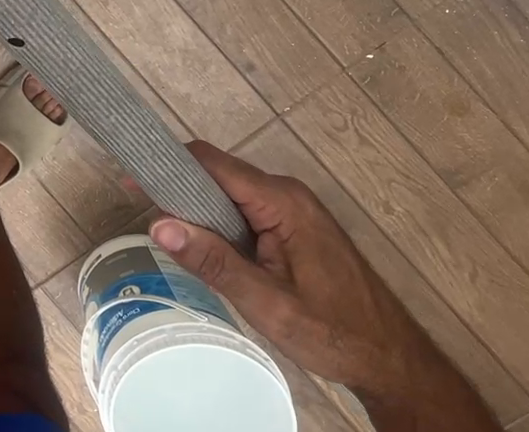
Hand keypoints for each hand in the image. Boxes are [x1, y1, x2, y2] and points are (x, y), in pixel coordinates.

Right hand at [148, 143, 495, 428]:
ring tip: (163, 227)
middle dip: (176, 185)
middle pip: (216, 172)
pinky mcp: (292, 225)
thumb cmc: (336, 335)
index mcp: (282, 202)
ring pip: (226, 191)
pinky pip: (242, 208)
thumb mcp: (269, 305)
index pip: (211, 163)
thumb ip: (215, 262)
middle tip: (140, 208)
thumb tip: (158, 224)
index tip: (131, 178)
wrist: (397, 364)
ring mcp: (291, 208)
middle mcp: (286, 193)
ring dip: (195, 205)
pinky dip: (214, 219)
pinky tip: (200, 243)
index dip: (167, 165)